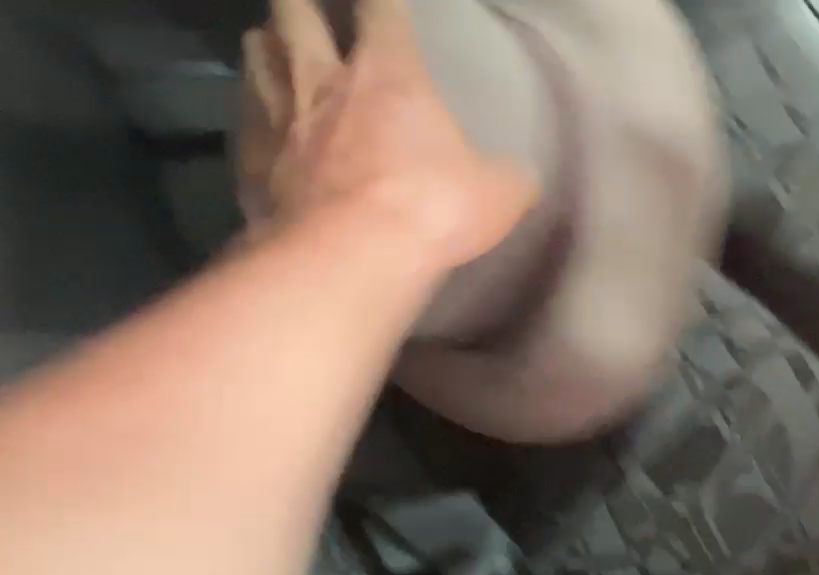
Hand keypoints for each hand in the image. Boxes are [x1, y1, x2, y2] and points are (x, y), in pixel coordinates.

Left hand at [235, 0, 536, 273]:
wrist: (353, 252)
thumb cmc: (434, 210)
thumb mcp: (500, 196)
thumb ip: (508, 176)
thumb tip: (519, 173)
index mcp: (389, 73)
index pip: (381, 9)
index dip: (385, 0)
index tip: (388, 3)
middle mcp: (322, 76)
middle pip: (294, 8)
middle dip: (307, 4)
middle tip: (319, 12)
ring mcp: (277, 111)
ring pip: (258, 47)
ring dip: (271, 42)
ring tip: (284, 50)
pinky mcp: (250, 152)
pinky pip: (246, 112)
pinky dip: (256, 107)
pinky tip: (269, 121)